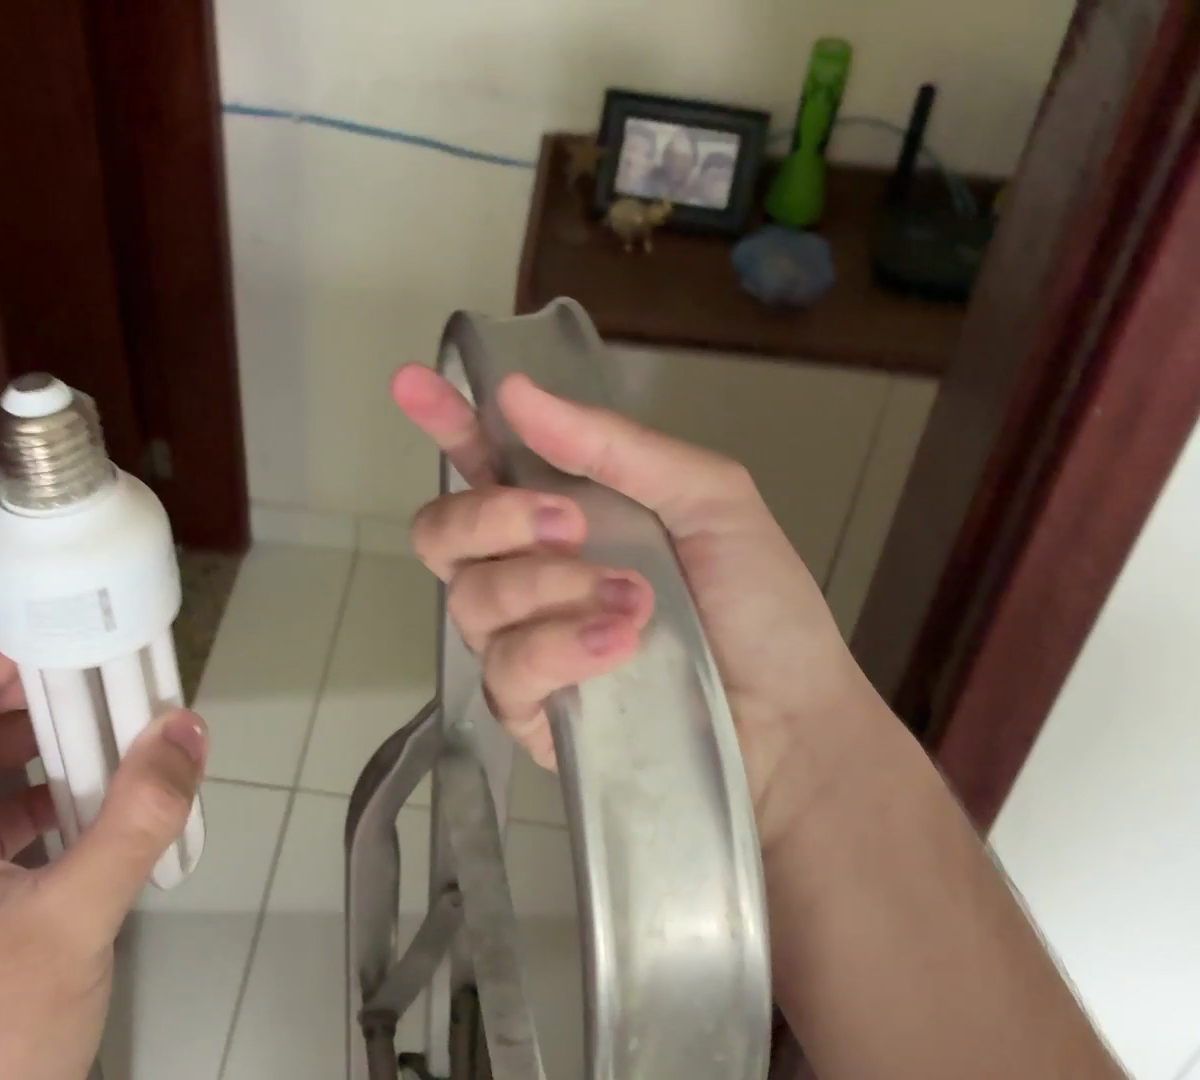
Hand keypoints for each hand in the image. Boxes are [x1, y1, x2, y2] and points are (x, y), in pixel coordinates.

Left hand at [0, 633, 207, 1079]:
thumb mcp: (73, 917)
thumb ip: (138, 814)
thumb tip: (189, 725)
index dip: (29, 642)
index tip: (101, 622)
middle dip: (59, 698)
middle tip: (135, 678)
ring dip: (61, 748)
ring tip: (134, 731)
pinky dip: (51, 797)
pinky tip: (108, 800)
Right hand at [392, 367, 889, 845]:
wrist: (790, 715)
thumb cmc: (756, 600)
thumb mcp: (707, 497)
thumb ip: (614, 446)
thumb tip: (516, 394)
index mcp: (560, 512)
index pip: (479, 462)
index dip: (441, 422)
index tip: (409, 382)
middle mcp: (525, 572)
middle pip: (442, 533)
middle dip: (492, 518)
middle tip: (568, 524)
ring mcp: (520, 642)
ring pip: (470, 600)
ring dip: (550, 588)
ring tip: (635, 602)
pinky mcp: (526, 709)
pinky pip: (503, 669)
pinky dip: (558, 648)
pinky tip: (619, 646)